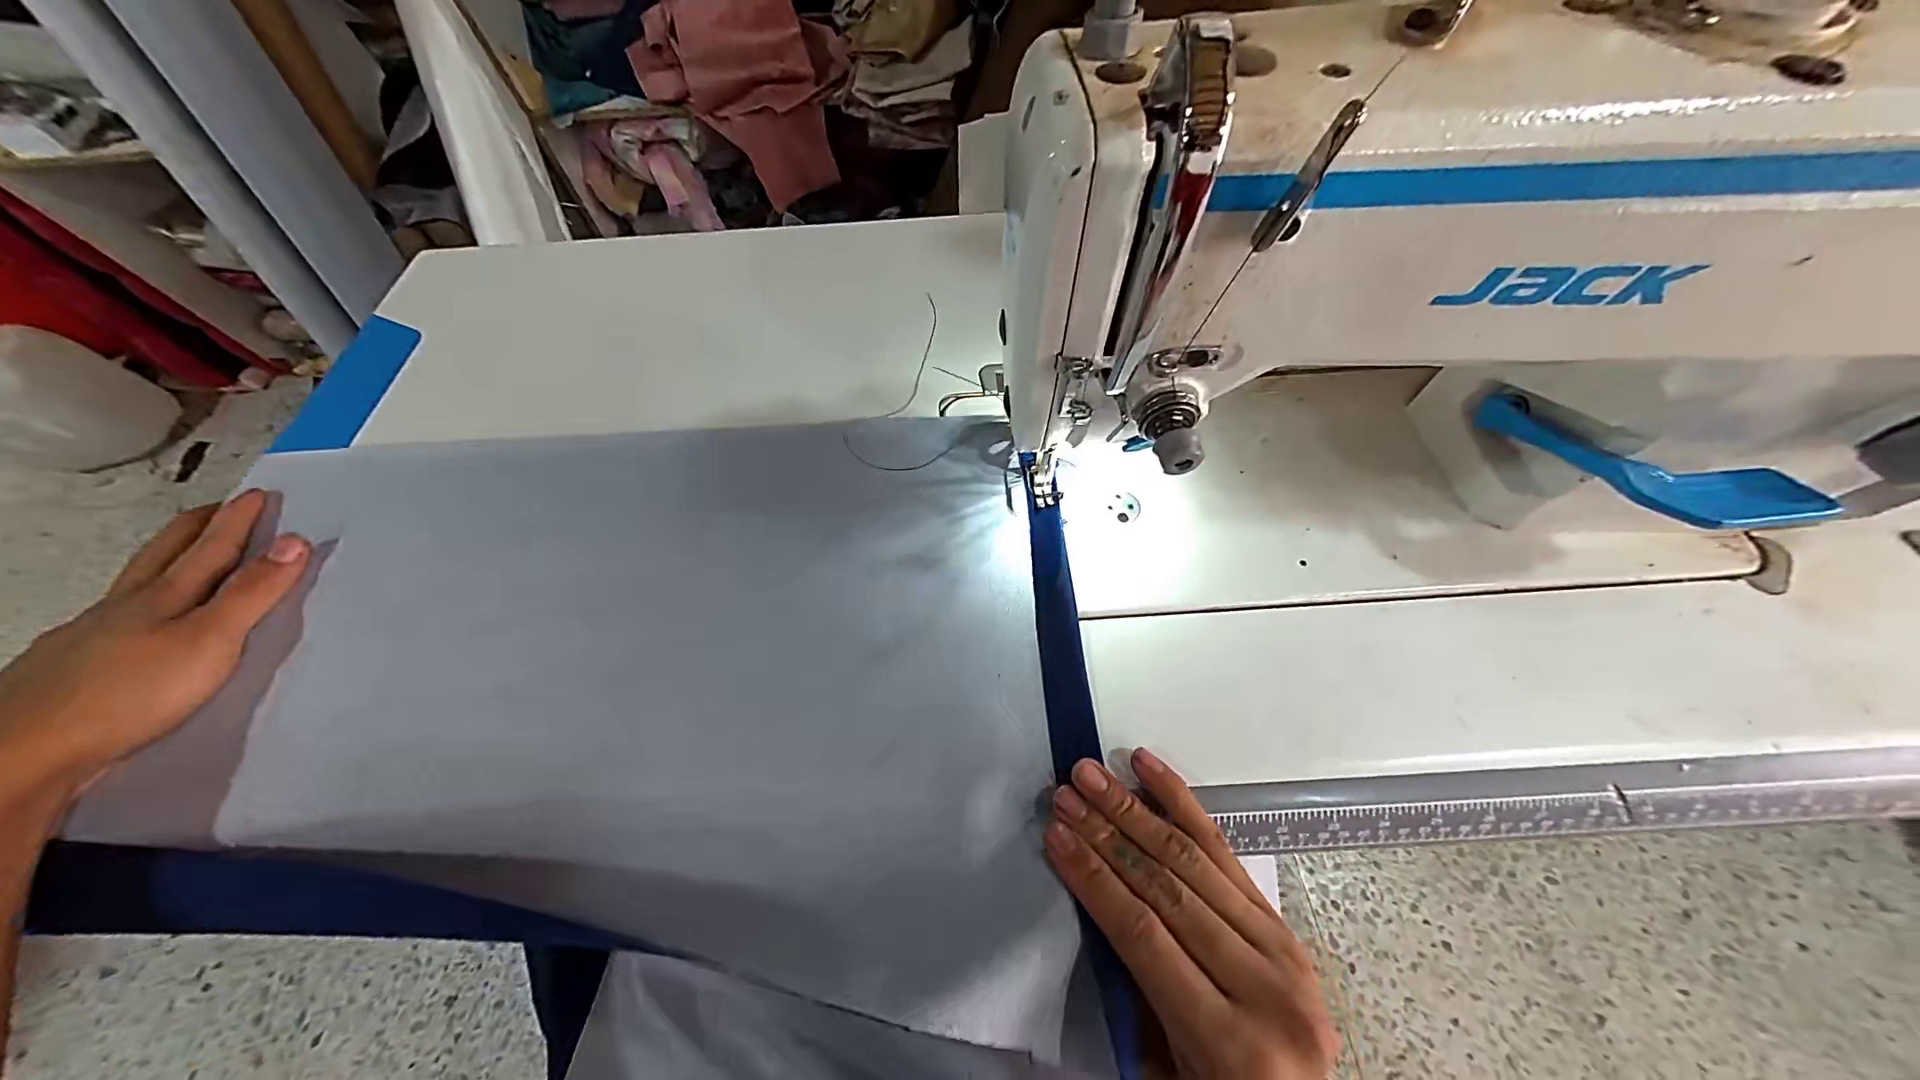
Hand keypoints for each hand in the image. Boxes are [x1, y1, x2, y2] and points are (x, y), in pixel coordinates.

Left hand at [0, 490, 309, 796]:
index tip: (258, 494)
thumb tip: (294, 540)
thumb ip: (252, 592)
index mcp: (162, 596)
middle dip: (196, 528)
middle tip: (219, 507)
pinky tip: (137, 622)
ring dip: (165, 562)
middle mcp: (126, 606)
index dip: (237, 521)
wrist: (28, 753)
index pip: (210, 548)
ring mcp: (93, 635)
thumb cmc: (133, 691)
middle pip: (164, 555)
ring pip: (137, 585)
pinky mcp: (76, 665)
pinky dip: (139, 604)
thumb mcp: (210, 639)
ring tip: (184, 555)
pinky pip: (118, 619)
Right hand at [1045, 750, 1337, 1079]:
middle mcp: (1263, 987)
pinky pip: (1225, 852)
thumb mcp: (1164, 1068)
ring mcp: (1281, 948)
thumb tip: (1092, 896)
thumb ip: (1133, 989)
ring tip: (1094, 776)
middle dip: (1107, 832)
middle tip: (1067, 794)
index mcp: (1229, 1042)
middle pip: (1166, 887)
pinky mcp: (1281, 922)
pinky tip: (1151, 770)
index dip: (1094, 879)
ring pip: (1193, 859)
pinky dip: (1183, 804)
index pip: (1143, 934)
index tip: (1055, 836)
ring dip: (1134, 809)